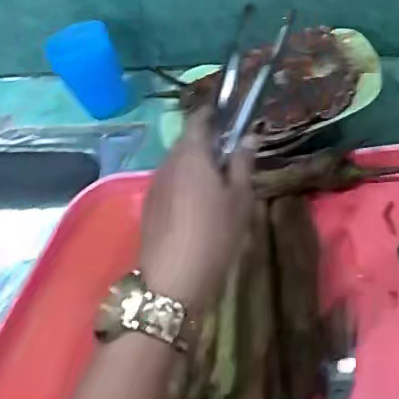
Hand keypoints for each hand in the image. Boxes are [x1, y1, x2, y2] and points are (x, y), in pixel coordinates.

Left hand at [135, 107, 255, 312]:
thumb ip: (243, 162)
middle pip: (187, 141)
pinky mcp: (149, 207)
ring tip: (219, 180)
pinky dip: (185, 182)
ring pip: (178, 162)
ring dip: (196, 163)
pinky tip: (199, 204)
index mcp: (192, 154)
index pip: (198, 119)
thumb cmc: (214, 234)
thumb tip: (248, 137)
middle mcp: (168, 163)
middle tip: (233, 153)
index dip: (214, 113)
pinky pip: (170, 182)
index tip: (231, 117)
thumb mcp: (240, 197)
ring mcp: (155, 186)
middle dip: (208, 141)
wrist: (171, 285)